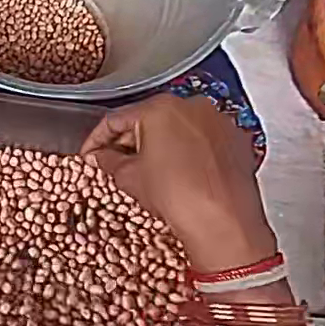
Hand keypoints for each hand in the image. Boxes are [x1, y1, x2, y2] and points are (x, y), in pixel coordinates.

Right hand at [80, 94, 277, 272]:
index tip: (90, 153)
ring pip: (175, 127)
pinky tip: (174, 172)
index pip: (115, 120)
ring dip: (156, 146)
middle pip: (147, 119)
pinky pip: (199, 139)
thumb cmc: (178, 194)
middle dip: (127, 142)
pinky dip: (183, 151)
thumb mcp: (128, 177)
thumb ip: (108, 160)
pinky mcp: (234, 138)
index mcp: (160, 109)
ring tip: (144, 170)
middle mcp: (191, 107)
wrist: (221, 218)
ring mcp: (216, 120)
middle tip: (112, 162)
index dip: (96, 139)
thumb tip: (102, 156)